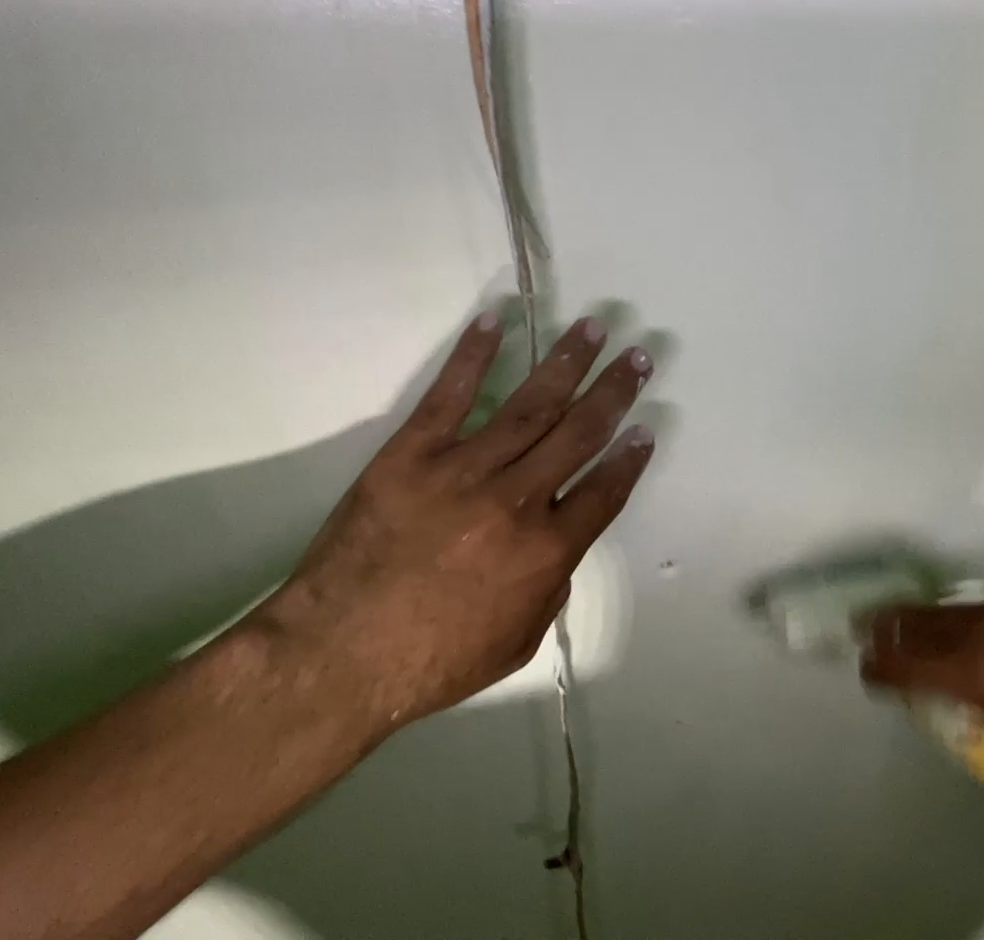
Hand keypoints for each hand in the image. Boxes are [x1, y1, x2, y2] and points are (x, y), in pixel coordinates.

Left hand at [249, 311, 654, 732]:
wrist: (339, 653)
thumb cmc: (431, 662)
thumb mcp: (515, 643)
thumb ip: (547, 590)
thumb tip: (555, 548)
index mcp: (545, 551)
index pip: (604, 491)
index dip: (628, 459)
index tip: (645, 428)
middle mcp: (516, 500)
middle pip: (576, 434)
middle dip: (612, 394)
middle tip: (637, 359)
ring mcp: (462, 469)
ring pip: (527, 406)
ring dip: (564, 363)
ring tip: (592, 330)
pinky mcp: (412, 453)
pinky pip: (450, 394)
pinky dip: (473, 355)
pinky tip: (495, 321)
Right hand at [861, 593, 983, 796]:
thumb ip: (963, 719)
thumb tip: (936, 702)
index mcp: (975, 673)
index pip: (905, 664)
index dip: (878, 667)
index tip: (864, 668)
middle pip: (917, 623)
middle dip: (885, 629)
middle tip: (864, 631)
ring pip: (947, 608)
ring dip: (920, 618)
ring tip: (900, 622)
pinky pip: (981, 603)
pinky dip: (959, 614)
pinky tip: (955, 623)